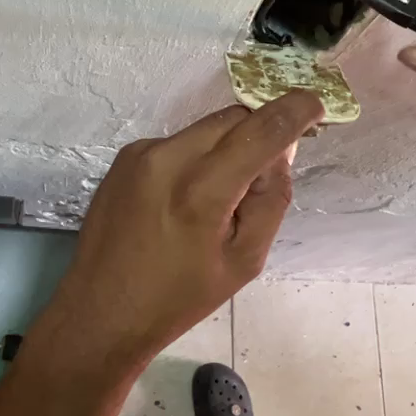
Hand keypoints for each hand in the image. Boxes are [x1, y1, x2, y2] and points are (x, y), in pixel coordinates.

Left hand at [36, 92, 325, 370]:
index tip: (315, 105)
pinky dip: (197, 157)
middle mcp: (168, 157)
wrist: (100, 310)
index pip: (261, 131)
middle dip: (259, 133)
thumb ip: (270, 200)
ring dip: (227, 147)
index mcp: (201, 190)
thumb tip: (280, 152)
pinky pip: (179, 142)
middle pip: (234, 119)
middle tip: (265, 173)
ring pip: (206, 128)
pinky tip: (185, 200)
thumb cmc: (178, 298)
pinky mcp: (126, 155)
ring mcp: (142, 152)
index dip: (295, 112)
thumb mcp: (244, 261)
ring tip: (219, 198)